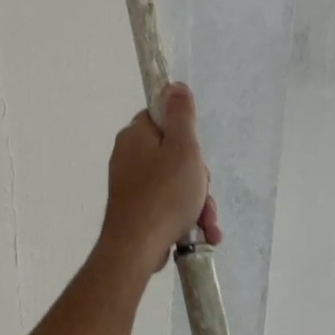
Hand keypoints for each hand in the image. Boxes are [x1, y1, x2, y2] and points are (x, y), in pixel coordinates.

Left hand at [96, 82, 221, 274]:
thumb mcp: (182, 148)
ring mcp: (130, 186)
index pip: (163, 119)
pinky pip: (167, 205)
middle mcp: (128, 157)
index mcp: (135, 135)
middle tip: (202, 192)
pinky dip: (186, 217)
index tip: (195, 155)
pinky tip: (202, 234)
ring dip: (198, 203)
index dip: (186, 136)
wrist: (136, 248)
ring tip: (207, 223)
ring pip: (175, 184)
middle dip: (197, 178)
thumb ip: (181, 115)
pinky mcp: (136, 211)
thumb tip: (174, 86)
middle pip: (173, 154)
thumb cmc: (164, 194)